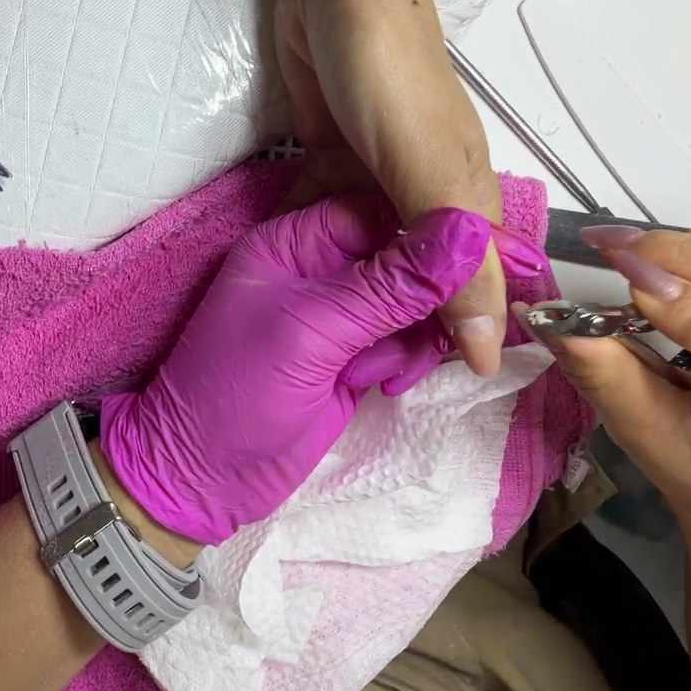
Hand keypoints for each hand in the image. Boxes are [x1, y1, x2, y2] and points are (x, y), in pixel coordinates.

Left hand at [100, 197, 516, 545]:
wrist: (207, 480)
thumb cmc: (239, 395)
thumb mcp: (314, 333)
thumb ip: (391, 286)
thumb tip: (467, 233)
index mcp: (296, 240)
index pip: (384, 210)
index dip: (434, 234)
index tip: (483, 264)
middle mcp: (321, 265)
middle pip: (408, 255)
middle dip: (427, 297)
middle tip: (432, 335)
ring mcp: (340, 311)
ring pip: (415, 299)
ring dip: (415, 336)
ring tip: (381, 371)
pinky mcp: (355, 351)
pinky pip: (407, 337)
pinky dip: (408, 358)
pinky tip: (383, 385)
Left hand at [248, 0, 507, 376]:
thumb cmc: (390, 74)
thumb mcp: (427, 169)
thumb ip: (454, 259)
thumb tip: (486, 354)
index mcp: (466, 205)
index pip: (470, 297)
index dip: (444, 345)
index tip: (402, 388)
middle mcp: (427, 199)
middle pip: (416, 281)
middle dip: (388, 326)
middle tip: (347, 376)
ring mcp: (378, 181)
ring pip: (370, 256)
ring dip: (349, 293)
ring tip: (316, 346)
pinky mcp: (334, 165)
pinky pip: (328, 223)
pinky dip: (314, 252)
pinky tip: (290, 287)